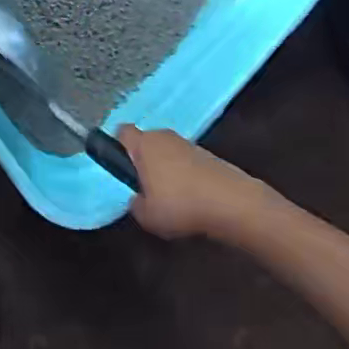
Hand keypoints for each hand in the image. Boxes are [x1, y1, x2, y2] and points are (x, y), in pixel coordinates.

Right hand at [118, 125, 269, 240]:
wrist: (230, 201)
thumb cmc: (180, 205)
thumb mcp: (146, 216)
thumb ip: (135, 203)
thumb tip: (138, 198)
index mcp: (144, 144)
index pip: (122, 132)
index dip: (117, 146)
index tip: (121, 168)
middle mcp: (163, 136)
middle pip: (145, 141)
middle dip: (142, 160)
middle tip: (145, 188)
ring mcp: (187, 142)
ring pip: (166, 150)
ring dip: (164, 167)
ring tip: (171, 197)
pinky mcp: (206, 152)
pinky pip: (184, 159)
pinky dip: (183, 172)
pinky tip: (190, 197)